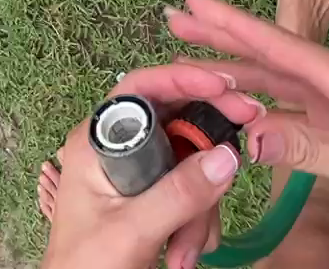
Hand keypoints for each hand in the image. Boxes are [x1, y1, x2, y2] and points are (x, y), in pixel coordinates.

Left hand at [41, 64, 261, 268]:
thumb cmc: (87, 267)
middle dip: (204, 157)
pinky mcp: (150, 199)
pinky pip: (189, 194)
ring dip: (199, 210)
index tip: (226, 86)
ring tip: (184, 254)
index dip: (183, 78)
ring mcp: (135, 174)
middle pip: (174, 125)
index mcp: (96, 139)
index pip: (141, 88)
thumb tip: (228, 155)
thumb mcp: (133, 231)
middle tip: (242, 153)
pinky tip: (182, 256)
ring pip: (188, 165)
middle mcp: (115, 147)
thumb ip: (179, 194)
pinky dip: (196, 224)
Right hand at [166, 0, 328, 267]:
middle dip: (219, 32)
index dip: (227, 19)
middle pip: (266, 50)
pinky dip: (258, 95)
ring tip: (191, 50)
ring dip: (233, 63)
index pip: (272, 40)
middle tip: (175, 15)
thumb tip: (245, 134)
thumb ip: (306, 147)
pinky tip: (237, 94)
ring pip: (274, 74)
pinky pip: (289, 99)